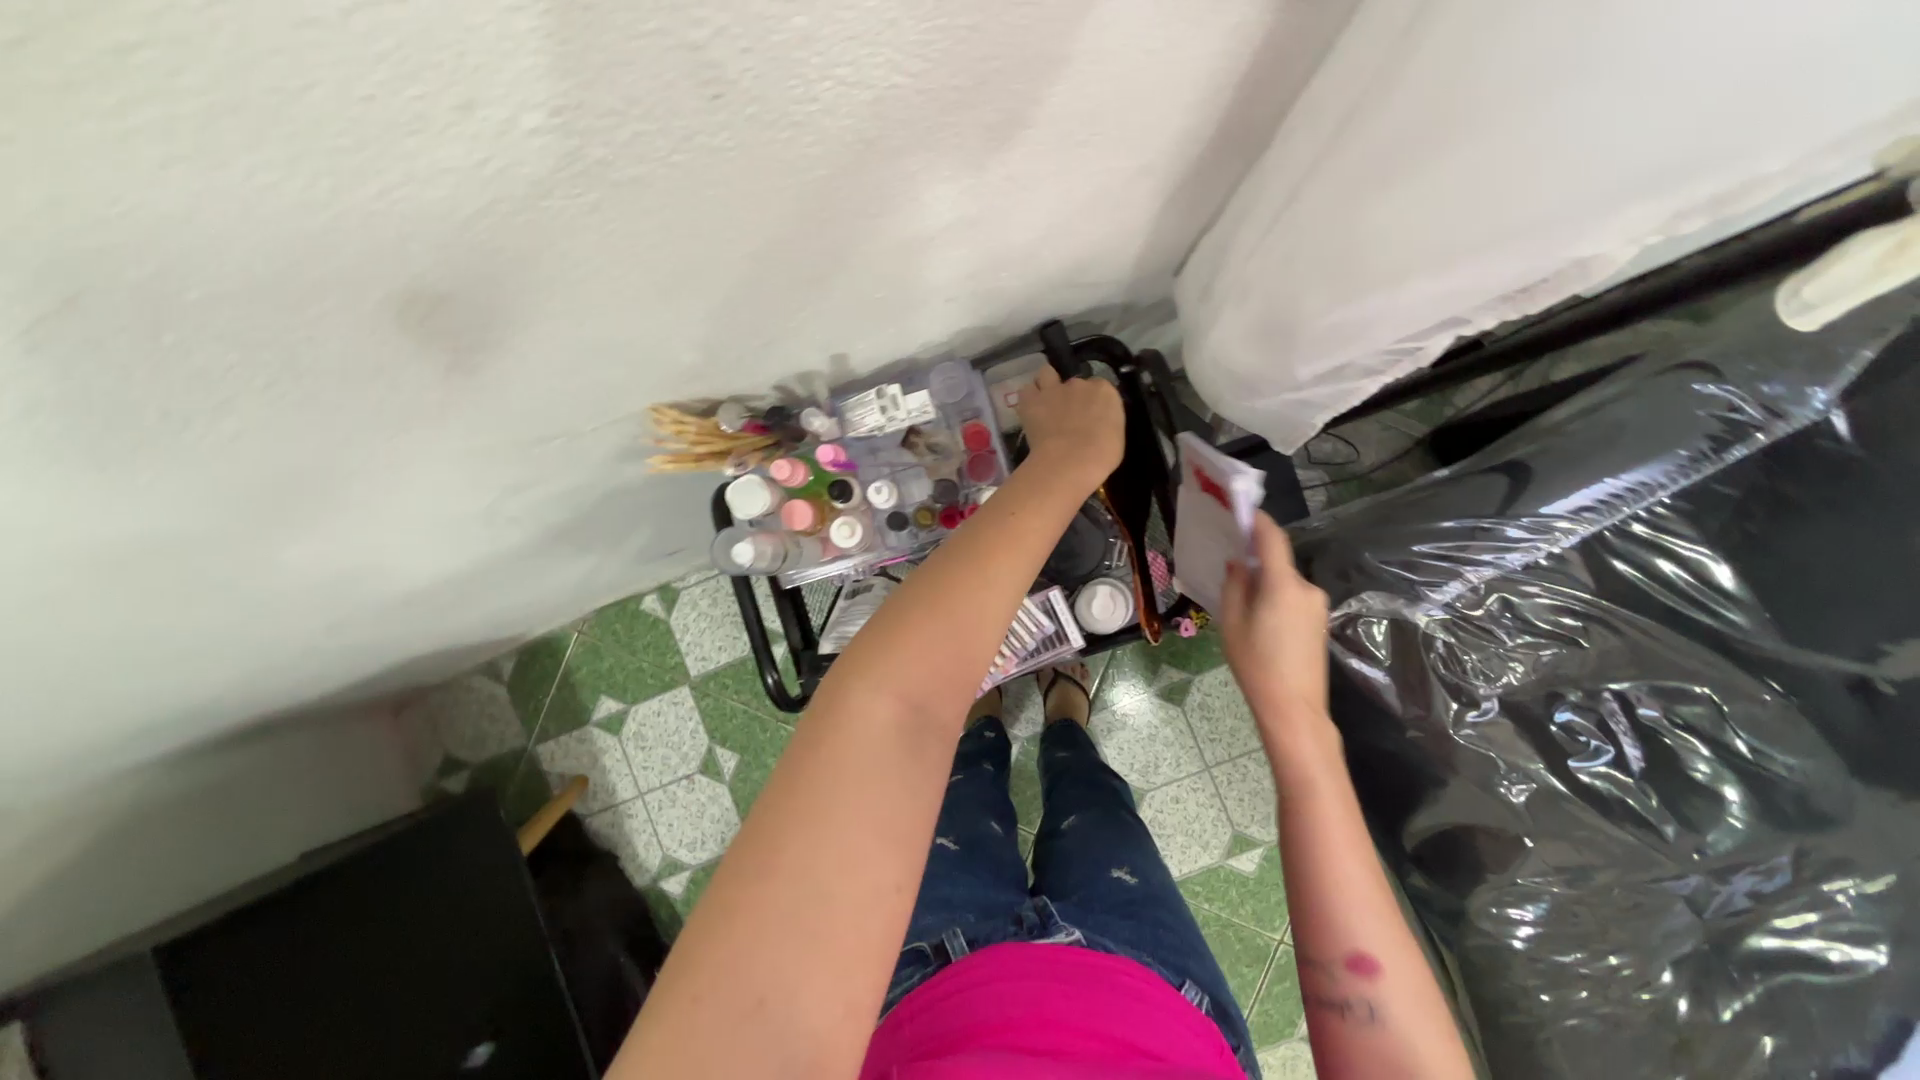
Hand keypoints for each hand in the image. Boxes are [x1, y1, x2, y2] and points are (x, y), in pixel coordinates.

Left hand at [1016, 365, 1123, 493]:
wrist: (1070, 461)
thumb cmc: (1101, 455)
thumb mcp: (1116, 436)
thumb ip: (1106, 421)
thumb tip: (1097, 424)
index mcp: (1105, 391)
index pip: (1100, 388)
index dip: (1093, 401)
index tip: (1090, 415)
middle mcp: (1079, 384)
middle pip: (1074, 383)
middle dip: (1071, 396)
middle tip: (1068, 415)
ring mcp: (1054, 389)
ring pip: (1047, 374)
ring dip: (1046, 384)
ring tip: (1045, 401)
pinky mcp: (1031, 400)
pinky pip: (1027, 390)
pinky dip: (1028, 398)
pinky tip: (1031, 410)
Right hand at [1219, 512, 1337, 765]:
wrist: (1293, 707)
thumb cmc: (1255, 664)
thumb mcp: (1232, 622)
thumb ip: (1236, 584)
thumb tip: (1240, 562)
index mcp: (1283, 584)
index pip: (1273, 539)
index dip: (1258, 521)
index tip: (1242, 511)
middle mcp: (1307, 588)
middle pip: (1279, 564)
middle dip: (1257, 564)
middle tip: (1231, 573)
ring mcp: (1317, 606)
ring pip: (1286, 584)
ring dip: (1266, 586)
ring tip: (1242, 608)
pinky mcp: (1320, 622)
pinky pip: (1294, 599)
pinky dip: (1277, 600)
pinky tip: (1261, 623)